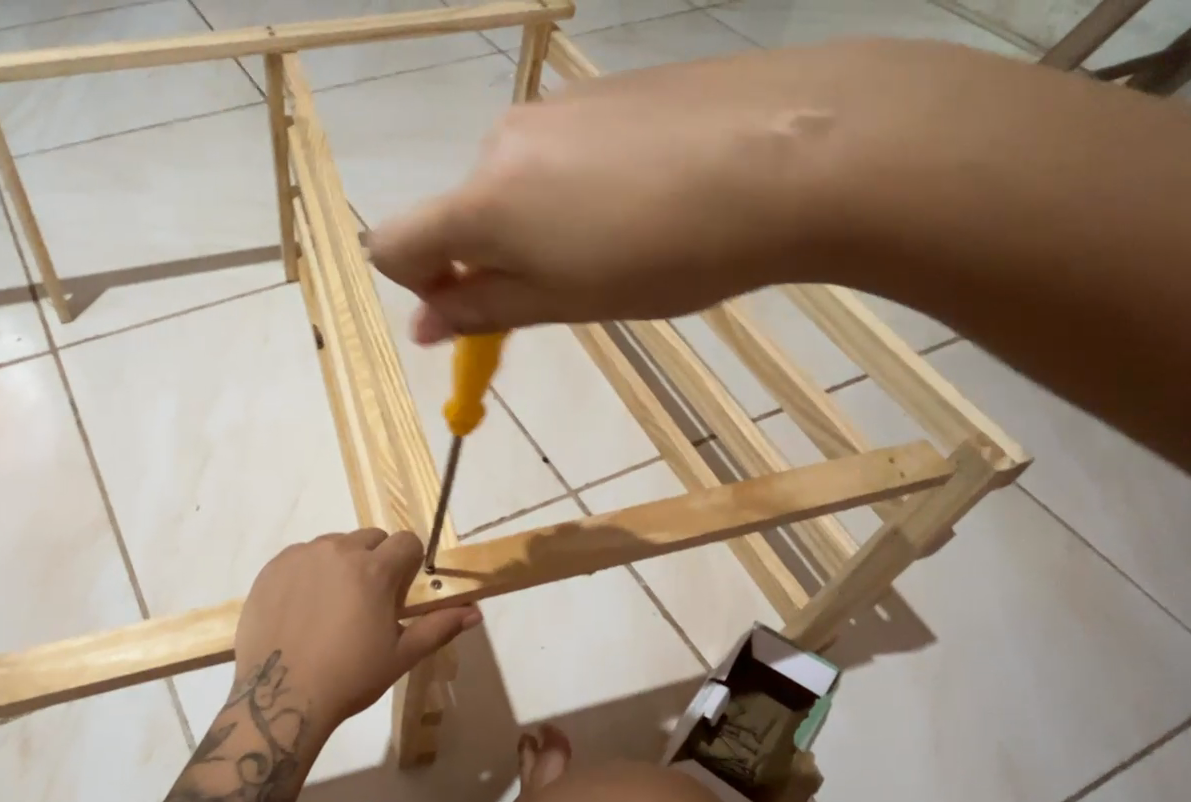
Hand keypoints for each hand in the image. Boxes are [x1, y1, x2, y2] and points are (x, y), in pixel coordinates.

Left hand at [232, 529, 480, 724]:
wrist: (282, 696)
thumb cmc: (350, 677)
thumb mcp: (401, 655)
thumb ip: (439, 627)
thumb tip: (475, 612)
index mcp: (374, 569)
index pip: (406, 541)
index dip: (410, 564)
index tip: (400, 593)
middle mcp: (337, 551)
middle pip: (370, 538)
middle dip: (377, 561)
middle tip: (368, 602)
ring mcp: (300, 557)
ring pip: (333, 545)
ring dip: (342, 564)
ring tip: (333, 607)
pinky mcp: (271, 568)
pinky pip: (301, 557)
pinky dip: (309, 572)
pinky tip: (304, 608)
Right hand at [368, 44, 890, 342]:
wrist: (797, 150)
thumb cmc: (668, 252)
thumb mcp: (564, 301)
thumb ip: (483, 310)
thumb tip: (422, 324)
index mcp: (481, 200)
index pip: (393, 244)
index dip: (418, 287)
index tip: (473, 309)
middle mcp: (503, 141)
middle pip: (461, 213)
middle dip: (492, 258)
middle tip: (570, 287)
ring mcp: (558, 107)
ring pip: (515, 183)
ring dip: (539, 224)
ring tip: (625, 243)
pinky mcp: (609, 88)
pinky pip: (563, 152)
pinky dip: (579, 188)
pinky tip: (651, 199)